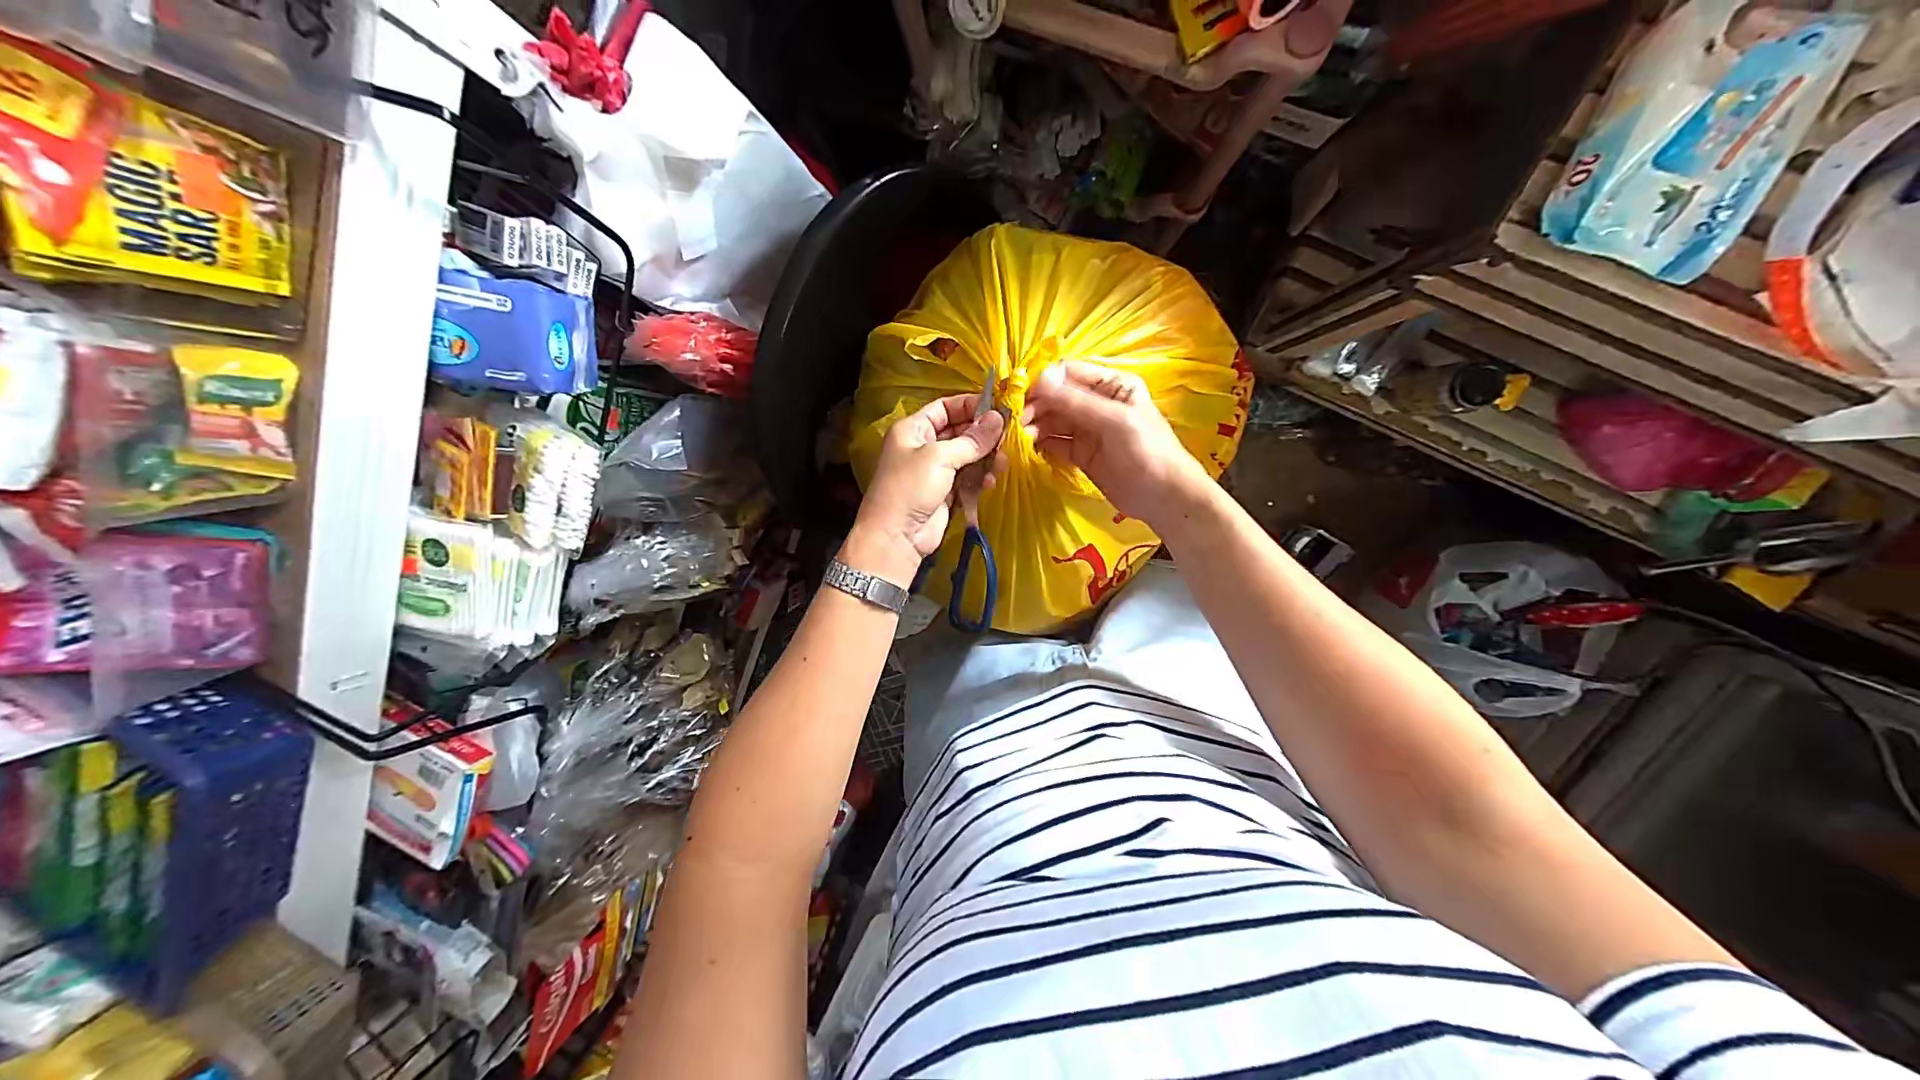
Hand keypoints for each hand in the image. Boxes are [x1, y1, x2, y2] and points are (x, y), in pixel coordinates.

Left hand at [846, 394, 1005, 585]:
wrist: (897, 537)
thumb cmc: (910, 488)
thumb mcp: (939, 457)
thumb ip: (971, 439)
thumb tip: (998, 418)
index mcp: (914, 429)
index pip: (945, 407)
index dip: (970, 405)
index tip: (997, 408)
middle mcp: (924, 446)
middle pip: (960, 431)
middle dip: (983, 434)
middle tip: (1007, 436)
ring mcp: (936, 470)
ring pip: (968, 456)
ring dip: (986, 458)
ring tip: (1001, 462)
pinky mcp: (947, 492)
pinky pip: (969, 478)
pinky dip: (981, 478)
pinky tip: (990, 482)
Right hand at [1024, 360, 1209, 524]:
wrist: (1165, 498)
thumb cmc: (1148, 453)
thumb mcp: (1114, 422)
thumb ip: (1077, 401)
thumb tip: (1041, 379)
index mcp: (1112, 385)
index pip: (1069, 373)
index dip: (1044, 382)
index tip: (1022, 396)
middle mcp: (1098, 402)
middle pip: (1056, 396)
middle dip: (1035, 406)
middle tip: (1017, 421)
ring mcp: (1088, 429)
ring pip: (1052, 420)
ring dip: (1034, 425)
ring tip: (1020, 437)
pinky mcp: (1081, 453)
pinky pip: (1054, 442)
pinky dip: (1040, 443)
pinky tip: (1028, 447)